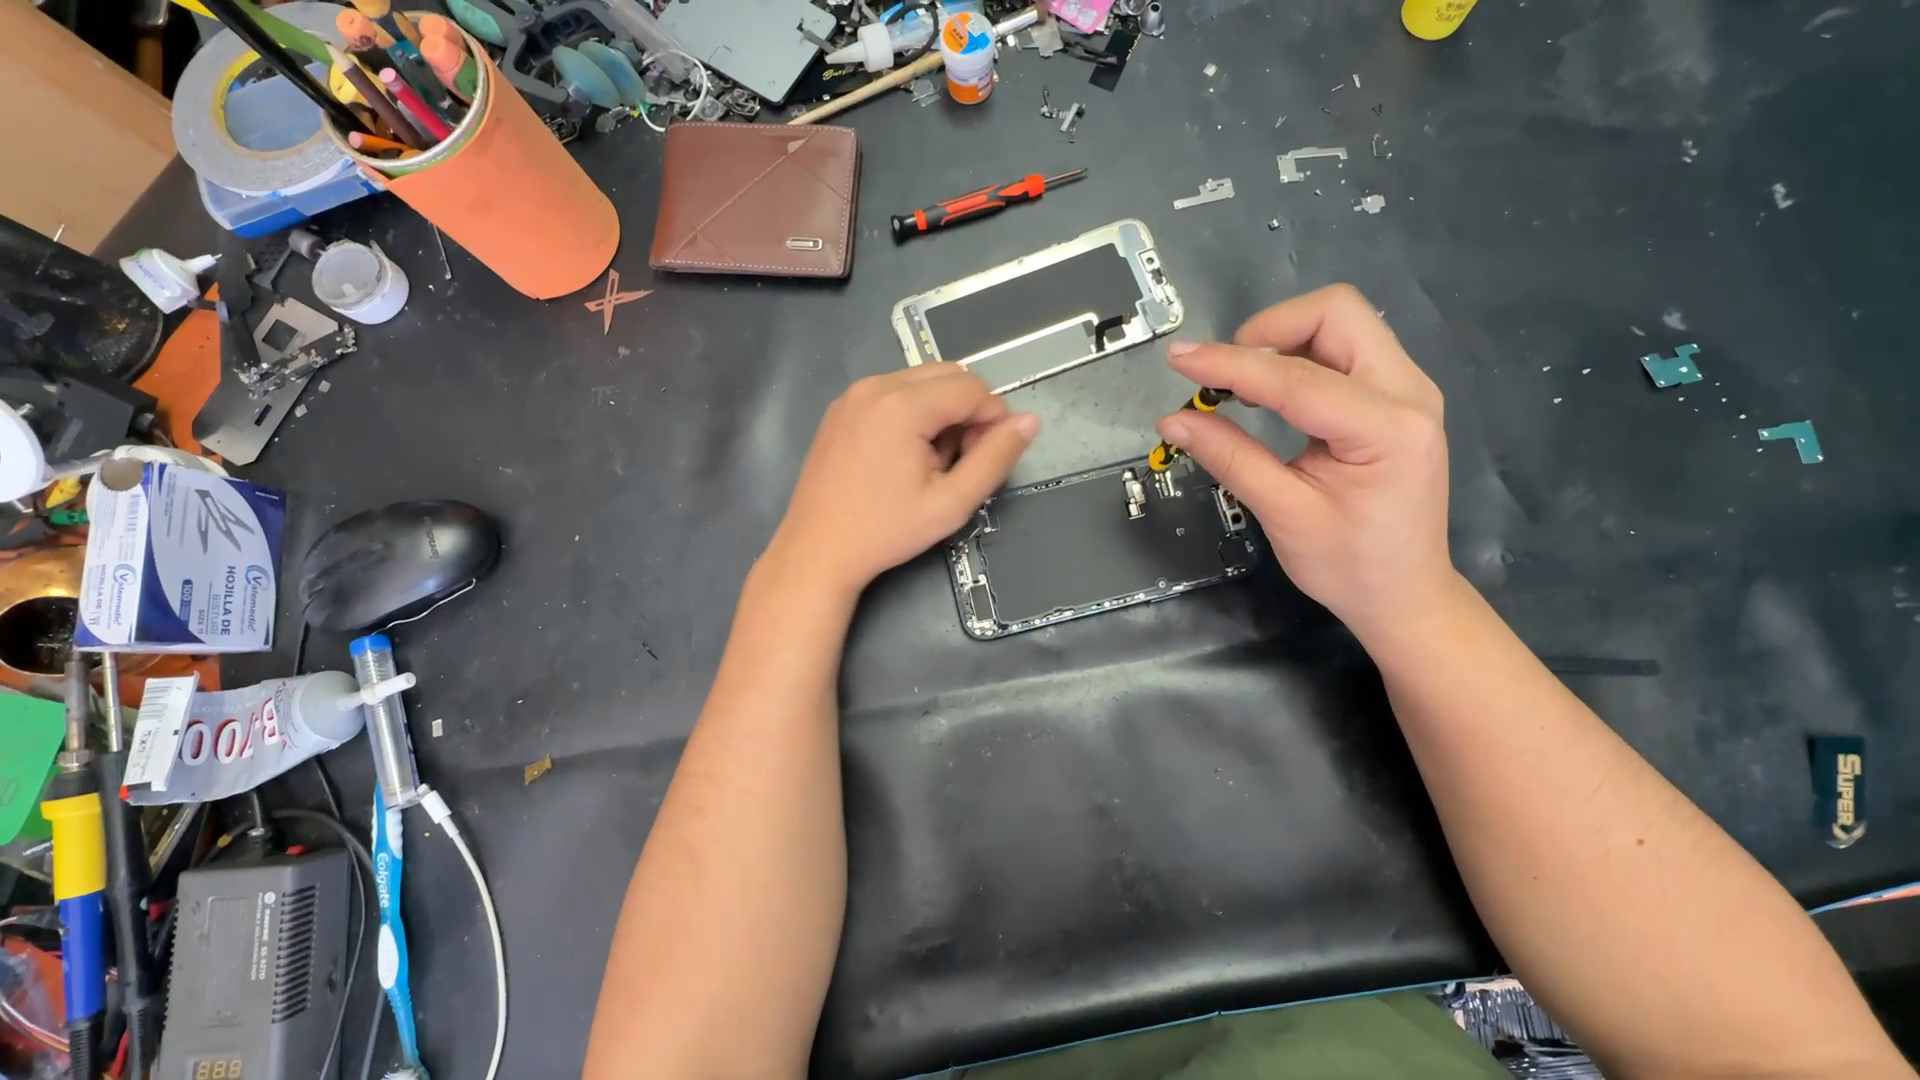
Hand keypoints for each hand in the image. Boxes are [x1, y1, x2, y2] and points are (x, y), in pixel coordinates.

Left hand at [770, 365, 1039, 598]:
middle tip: (961, 460)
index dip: (994, 418)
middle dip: (969, 411)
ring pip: (922, 380)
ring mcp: (853, 394)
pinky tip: (906, 455)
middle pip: (949, 374)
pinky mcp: (842, 407)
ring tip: (933, 461)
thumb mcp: (951, 503)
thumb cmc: (885, 532)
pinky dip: (914, 412)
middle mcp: (875, 386)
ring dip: (942, 410)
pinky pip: (894, 391)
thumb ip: (995, 458)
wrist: (817, 551)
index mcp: (901, 406)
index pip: (972, 388)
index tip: (988, 457)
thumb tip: (1030, 421)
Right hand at [1155, 285, 1453, 636]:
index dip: (1231, 364)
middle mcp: (1408, 391)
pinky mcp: (1395, 395)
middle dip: (1269, 330)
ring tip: (1243, 383)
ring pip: (1341, 322)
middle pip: (1336, 313)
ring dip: (1283, 338)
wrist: (1406, 595)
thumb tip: (1174, 420)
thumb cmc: (1350, 567)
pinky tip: (1271, 390)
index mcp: (1387, 429)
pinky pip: (1344, 347)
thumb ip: (1231, 458)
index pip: (1296, 377)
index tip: (1178, 360)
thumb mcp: (1284, 514)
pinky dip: (1299, 356)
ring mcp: (1407, 388)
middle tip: (1226, 374)